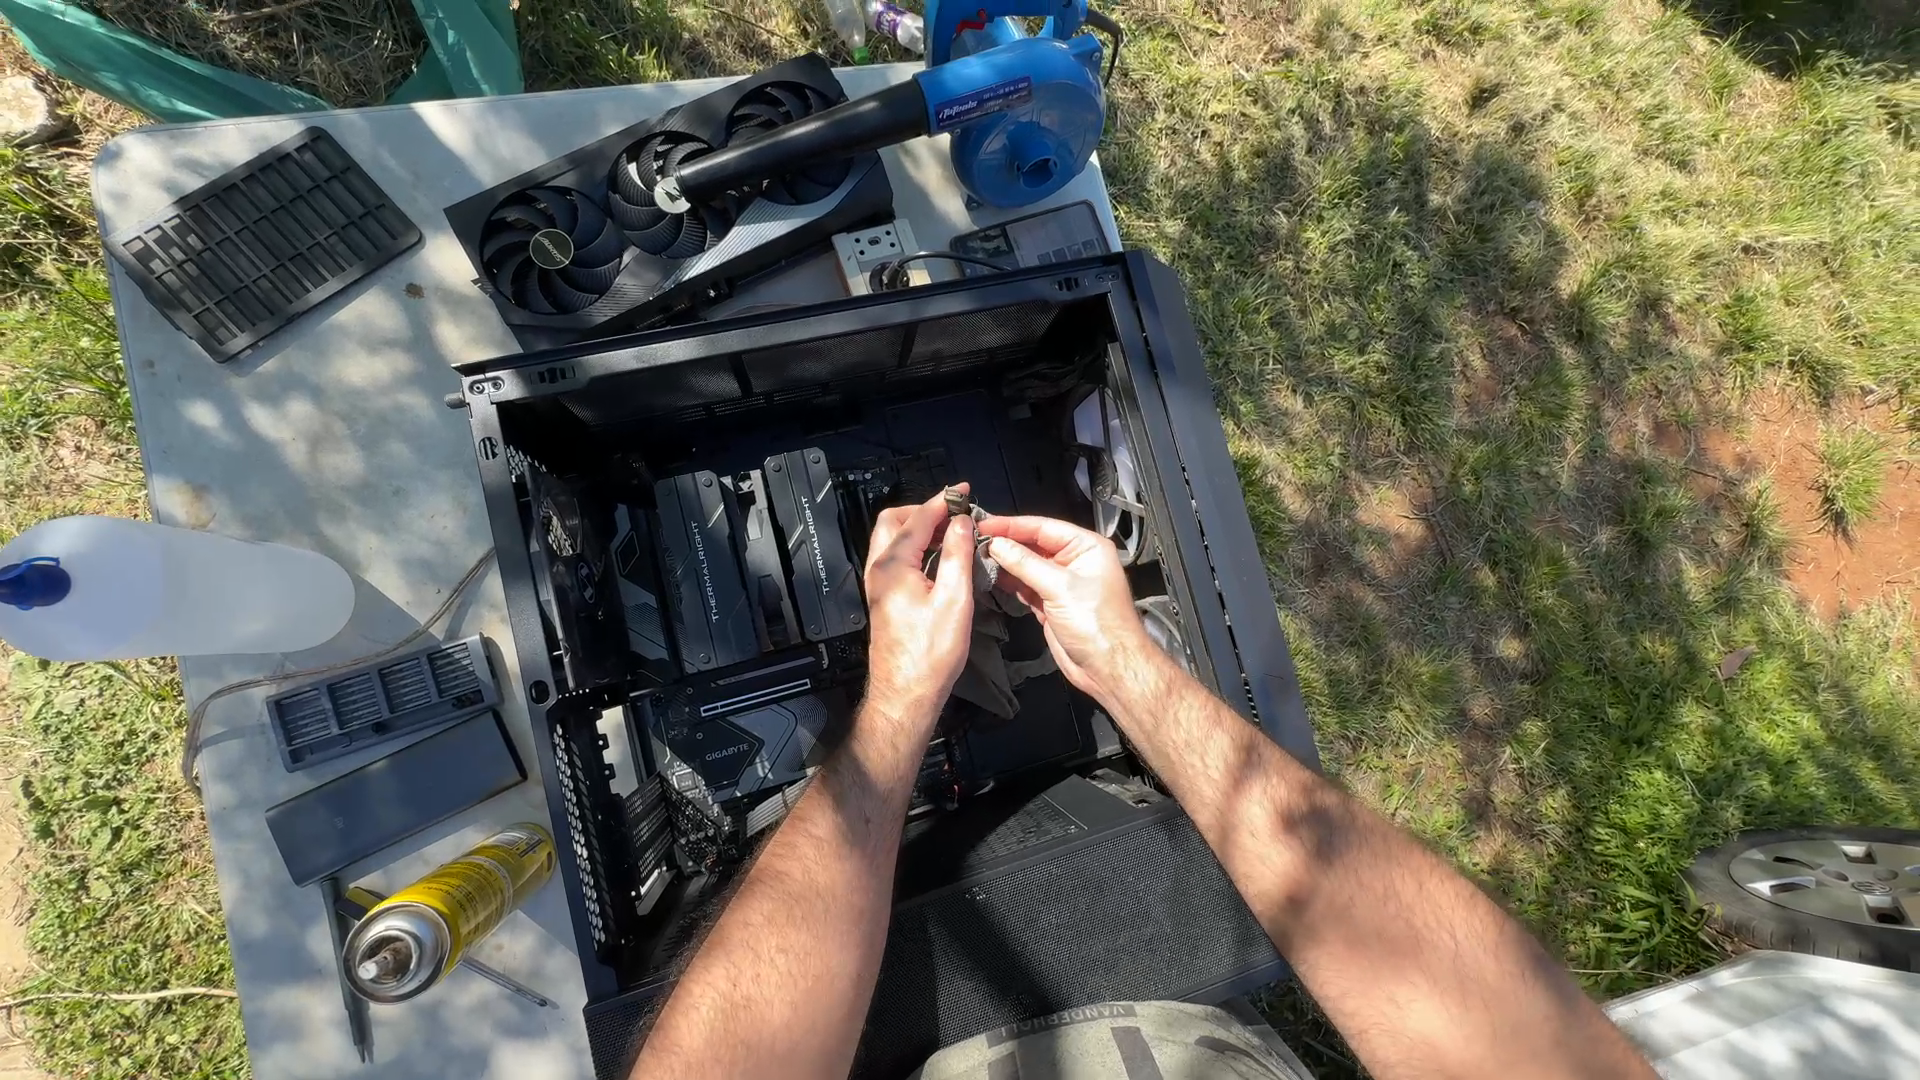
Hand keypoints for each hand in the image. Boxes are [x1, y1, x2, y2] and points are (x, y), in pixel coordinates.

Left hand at [861, 486, 976, 729]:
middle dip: (924, 510)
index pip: (918, 519)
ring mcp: (877, 585)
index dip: (943, 501)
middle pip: (893, 521)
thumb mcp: (954, 599)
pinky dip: (915, 547)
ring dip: (918, 528)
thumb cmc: (931, 653)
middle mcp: (878, 570)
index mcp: (893, 565)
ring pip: (891, 540)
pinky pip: (894, 558)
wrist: (906, 693)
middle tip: (954, 512)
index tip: (964, 491)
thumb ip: (957, 554)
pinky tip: (938, 557)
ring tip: (951, 531)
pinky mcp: (883, 599)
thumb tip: (961, 523)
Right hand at [975, 516, 1154, 704]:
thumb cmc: (1098, 625)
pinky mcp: (1050, 604)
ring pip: (1026, 566)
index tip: (985, 523)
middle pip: (1033, 544)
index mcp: (1086, 547)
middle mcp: (1074, 561)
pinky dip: (1008, 582)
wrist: (1108, 669)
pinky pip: (1025, 586)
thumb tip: (997, 544)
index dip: (1012, 525)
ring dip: (1004, 562)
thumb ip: (1025, 563)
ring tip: (976, 556)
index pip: (1043, 527)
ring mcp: (1061, 583)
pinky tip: (991, 576)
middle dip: (1005, 543)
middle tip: (975, 538)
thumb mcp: (1060, 587)